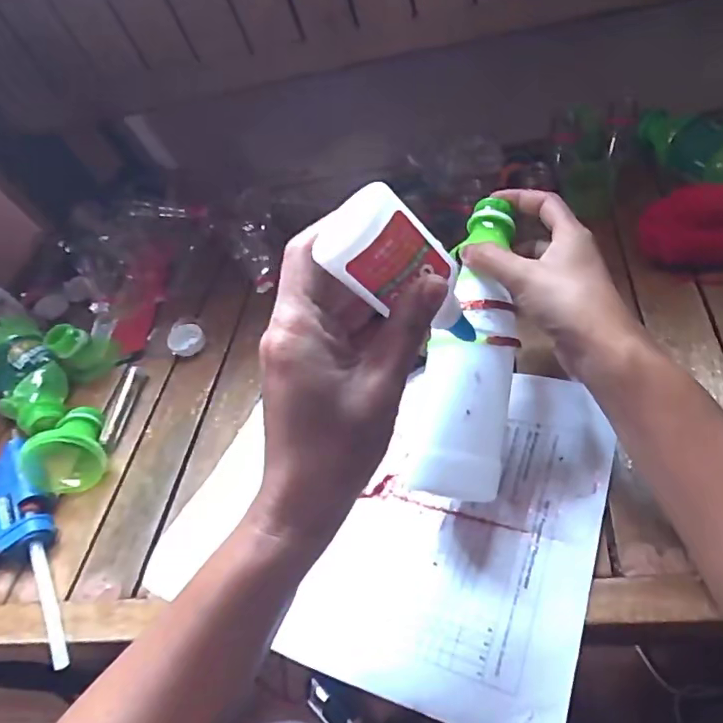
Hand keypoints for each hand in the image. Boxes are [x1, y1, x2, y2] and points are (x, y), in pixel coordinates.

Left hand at [253, 225, 446, 546]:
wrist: (303, 502)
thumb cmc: (338, 450)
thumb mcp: (381, 385)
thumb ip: (405, 329)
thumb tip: (432, 279)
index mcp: (296, 326)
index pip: (308, 253)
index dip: (342, 228)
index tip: (384, 219)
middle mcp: (290, 329)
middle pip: (325, 275)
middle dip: (370, 261)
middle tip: (418, 252)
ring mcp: (297, 348)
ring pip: (335, 303)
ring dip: (374, 292)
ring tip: (421, 281)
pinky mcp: (308, 366)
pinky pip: (338, 330)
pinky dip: (368, 322)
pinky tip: (405, 318)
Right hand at [460, 189, 652, 381]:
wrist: (601, 347)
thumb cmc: (567, 301)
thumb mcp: (524, 275)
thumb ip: (492, 259)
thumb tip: (466, 247)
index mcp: (570, 235)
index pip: (545, 202)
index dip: (518, 198)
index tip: (490, 202)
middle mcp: (571, 252)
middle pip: (536, 234)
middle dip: (506, 236)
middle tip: (478, 242)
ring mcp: (568, 279)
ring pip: (533, 263)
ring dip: (508, 264)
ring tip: (478, 271)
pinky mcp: (563, 303)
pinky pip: (534, 287)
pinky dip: (515, 287)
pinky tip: (495, 296)